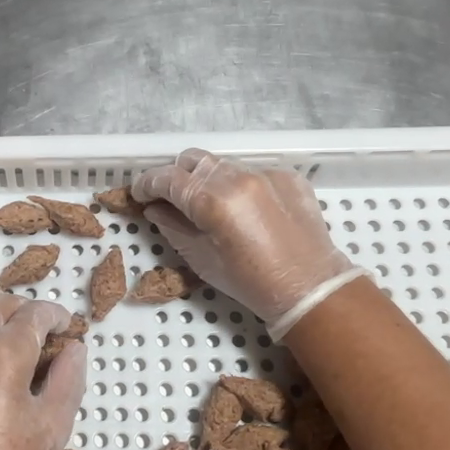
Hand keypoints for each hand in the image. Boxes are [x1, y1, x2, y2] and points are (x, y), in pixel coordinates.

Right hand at [132, 148, 360, 337]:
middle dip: (176, 176)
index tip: (139, 194)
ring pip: (223, 164)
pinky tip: (244, 210)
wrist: (310, 288)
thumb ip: (173, 228)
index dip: (147, 184)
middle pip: (193, 160)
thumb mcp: (201, 260)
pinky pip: (252, 172)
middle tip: (171, 198)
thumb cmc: (250, 283)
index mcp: (213, 201)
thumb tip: (155, 210)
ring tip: (209, 205)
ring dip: (208, 179)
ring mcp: (266, 174)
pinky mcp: (288, 176)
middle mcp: (238, 178)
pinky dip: (239, 186)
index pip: (168, 179)